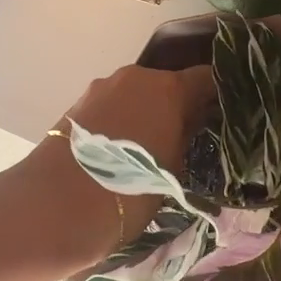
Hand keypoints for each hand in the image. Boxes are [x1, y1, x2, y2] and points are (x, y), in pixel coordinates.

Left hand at [18, 64, 215, 261]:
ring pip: (136, 94)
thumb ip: (184, 138)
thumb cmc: (129, 191)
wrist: (58, 204)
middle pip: (166, 84)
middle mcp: (136, 76)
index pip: (205, 78)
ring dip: (145, 112)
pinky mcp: (80, 101)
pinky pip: (112, 105)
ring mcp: (104, 85)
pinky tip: (118, 150)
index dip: (215, 95)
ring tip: (146, 148)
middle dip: (176, 106)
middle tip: (183, 138)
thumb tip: (190, 124)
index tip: (221, 114)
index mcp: (167, 88)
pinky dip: (120, 120)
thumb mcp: (173, 171)